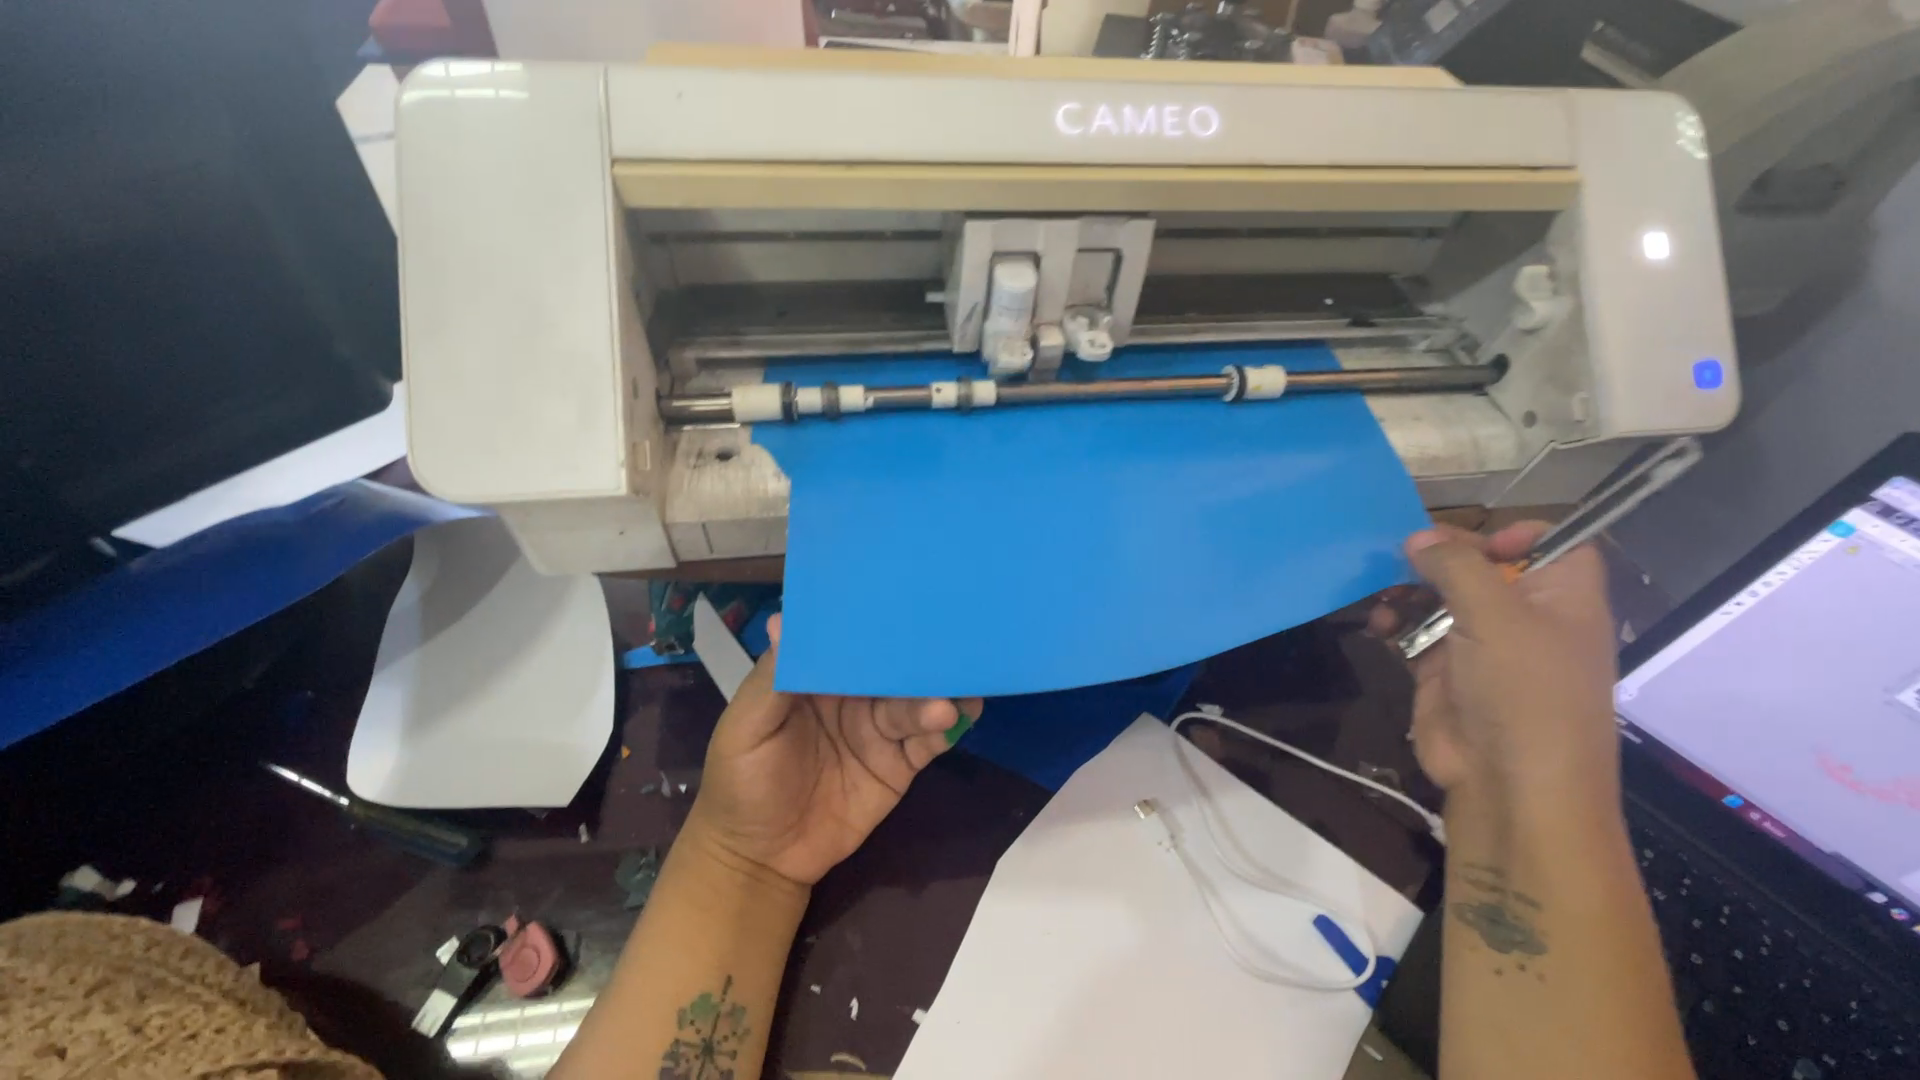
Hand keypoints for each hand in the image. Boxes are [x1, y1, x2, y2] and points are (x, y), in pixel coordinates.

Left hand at [685, 615, 982, 888]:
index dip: (873, 625)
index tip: (901, 605)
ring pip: (915, 702)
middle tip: (948, 646)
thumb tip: (783, 620)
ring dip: (937, 694)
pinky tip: (965, 713)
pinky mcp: (899, 765)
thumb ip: (771, 679)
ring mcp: (878, 730)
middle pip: (892, 669)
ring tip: (957, 693)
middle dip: (917, 658)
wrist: (760, 859)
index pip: (850, 644)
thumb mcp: (745, 728)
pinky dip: (947, 727)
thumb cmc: (740, 783)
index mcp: (816, 679)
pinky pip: (927, 741)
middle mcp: (853, 697)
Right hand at [1376, 524, 1618, 804]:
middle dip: (1440, 559)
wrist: (1509, 782)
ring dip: (1408, 590)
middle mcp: (1524, 616)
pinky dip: (1395, 622)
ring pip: (1441, 597)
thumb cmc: (1523, 690)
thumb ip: (1456, 567)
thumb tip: (1418, 539)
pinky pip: (1415, 631)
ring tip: (1384, 596)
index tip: (1471, 540)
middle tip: (1403, 557)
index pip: (1551, 544)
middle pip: (1481, 566)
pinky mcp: (1444, 671)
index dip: (1515, 534)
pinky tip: (1380, 625)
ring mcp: (1481, 645)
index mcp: (1561, 598)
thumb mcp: (1496, 615)